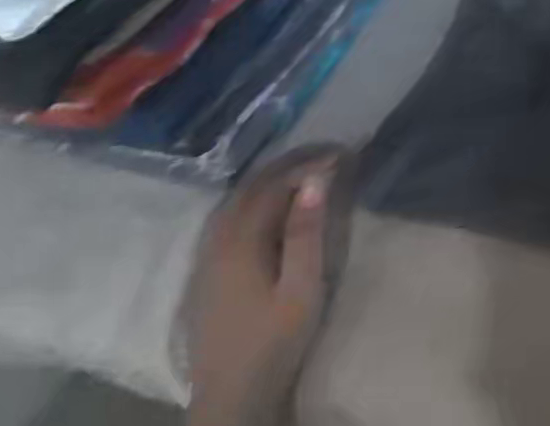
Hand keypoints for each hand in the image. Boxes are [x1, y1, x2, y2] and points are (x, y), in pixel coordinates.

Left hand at [186, 147, 348, 425]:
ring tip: (305, 168)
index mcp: (240, 243)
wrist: (233, 396)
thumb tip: (316, 180)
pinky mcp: (206, 272)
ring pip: (235, 200)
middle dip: (289, 163)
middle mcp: (217, 242)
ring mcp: (206, 258)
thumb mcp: (302, 286)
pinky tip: (270, 201)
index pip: (274, 185)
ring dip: (270, 177)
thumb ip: (306, 232)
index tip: (342, 152)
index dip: (308, 163)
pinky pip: (227, 216)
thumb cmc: (276, 339)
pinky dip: (254, 196)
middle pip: (250, 187)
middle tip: (328, 152)